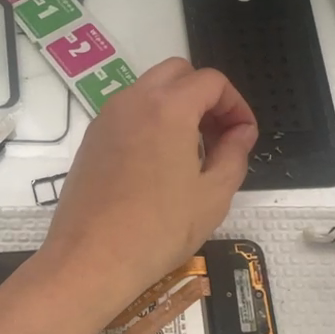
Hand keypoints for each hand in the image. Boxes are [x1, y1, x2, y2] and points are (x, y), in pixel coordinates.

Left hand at [39, 58, 257, 316]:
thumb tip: (240, 133)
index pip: (211, 82)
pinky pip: (127, 114)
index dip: (236, 104)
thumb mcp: (213, 196)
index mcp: (168, 107)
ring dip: (176, 107)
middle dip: (205, 96)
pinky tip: (159, 165)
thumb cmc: (159, 230)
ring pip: (148, 91)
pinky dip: (150, 122)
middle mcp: (133, 101)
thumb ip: (234, 154)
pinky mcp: (91, 141)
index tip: (244, 136)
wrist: (91, 260)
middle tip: (220, 135)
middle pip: (177, 74)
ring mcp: (106, 119)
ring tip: (192, 152)